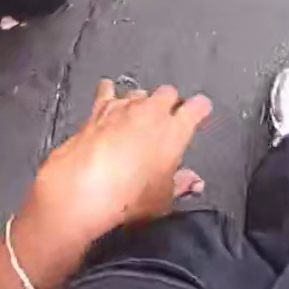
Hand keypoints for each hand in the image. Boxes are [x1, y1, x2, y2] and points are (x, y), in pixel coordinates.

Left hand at [11, 81, 211, 288]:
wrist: (87, 184)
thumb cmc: (132, 196)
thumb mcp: (164, 198)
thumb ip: (181, 184)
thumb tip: (194, 180)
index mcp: (174, 130)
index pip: (196, 109)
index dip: (200, 108)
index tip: (201, 110)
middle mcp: (151, 110)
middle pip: (167, 93)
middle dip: (170, 101)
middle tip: (169, 115)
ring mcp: (124, 106)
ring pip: (139, 91)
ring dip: (142, 100)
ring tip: (140, 112)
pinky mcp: (99, 107)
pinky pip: (107, 90)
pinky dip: (110, 92)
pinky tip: (108, 93)